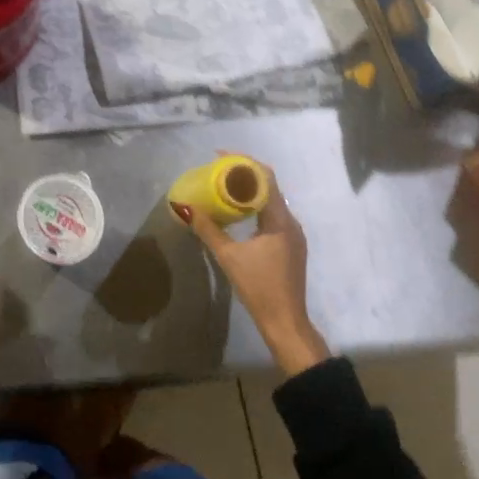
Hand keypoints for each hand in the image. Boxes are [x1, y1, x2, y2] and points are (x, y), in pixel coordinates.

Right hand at [175, 169, 330, 376]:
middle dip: (244, 175)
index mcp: (280, 219)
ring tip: (224, 187)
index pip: (265, 178)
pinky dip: (256, 207)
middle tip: (218, 170)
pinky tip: (239, 213)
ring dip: (250, 191)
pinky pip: (273, 215)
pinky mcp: (290, 246)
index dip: (244, 163)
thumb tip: (185, 207)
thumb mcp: (228, 256)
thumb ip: (208, 230)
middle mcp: (291, 222)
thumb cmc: (259, 287)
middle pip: (269, 186)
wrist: (285, 322)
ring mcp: (293, 235)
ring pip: (272, 202)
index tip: (220, 156)